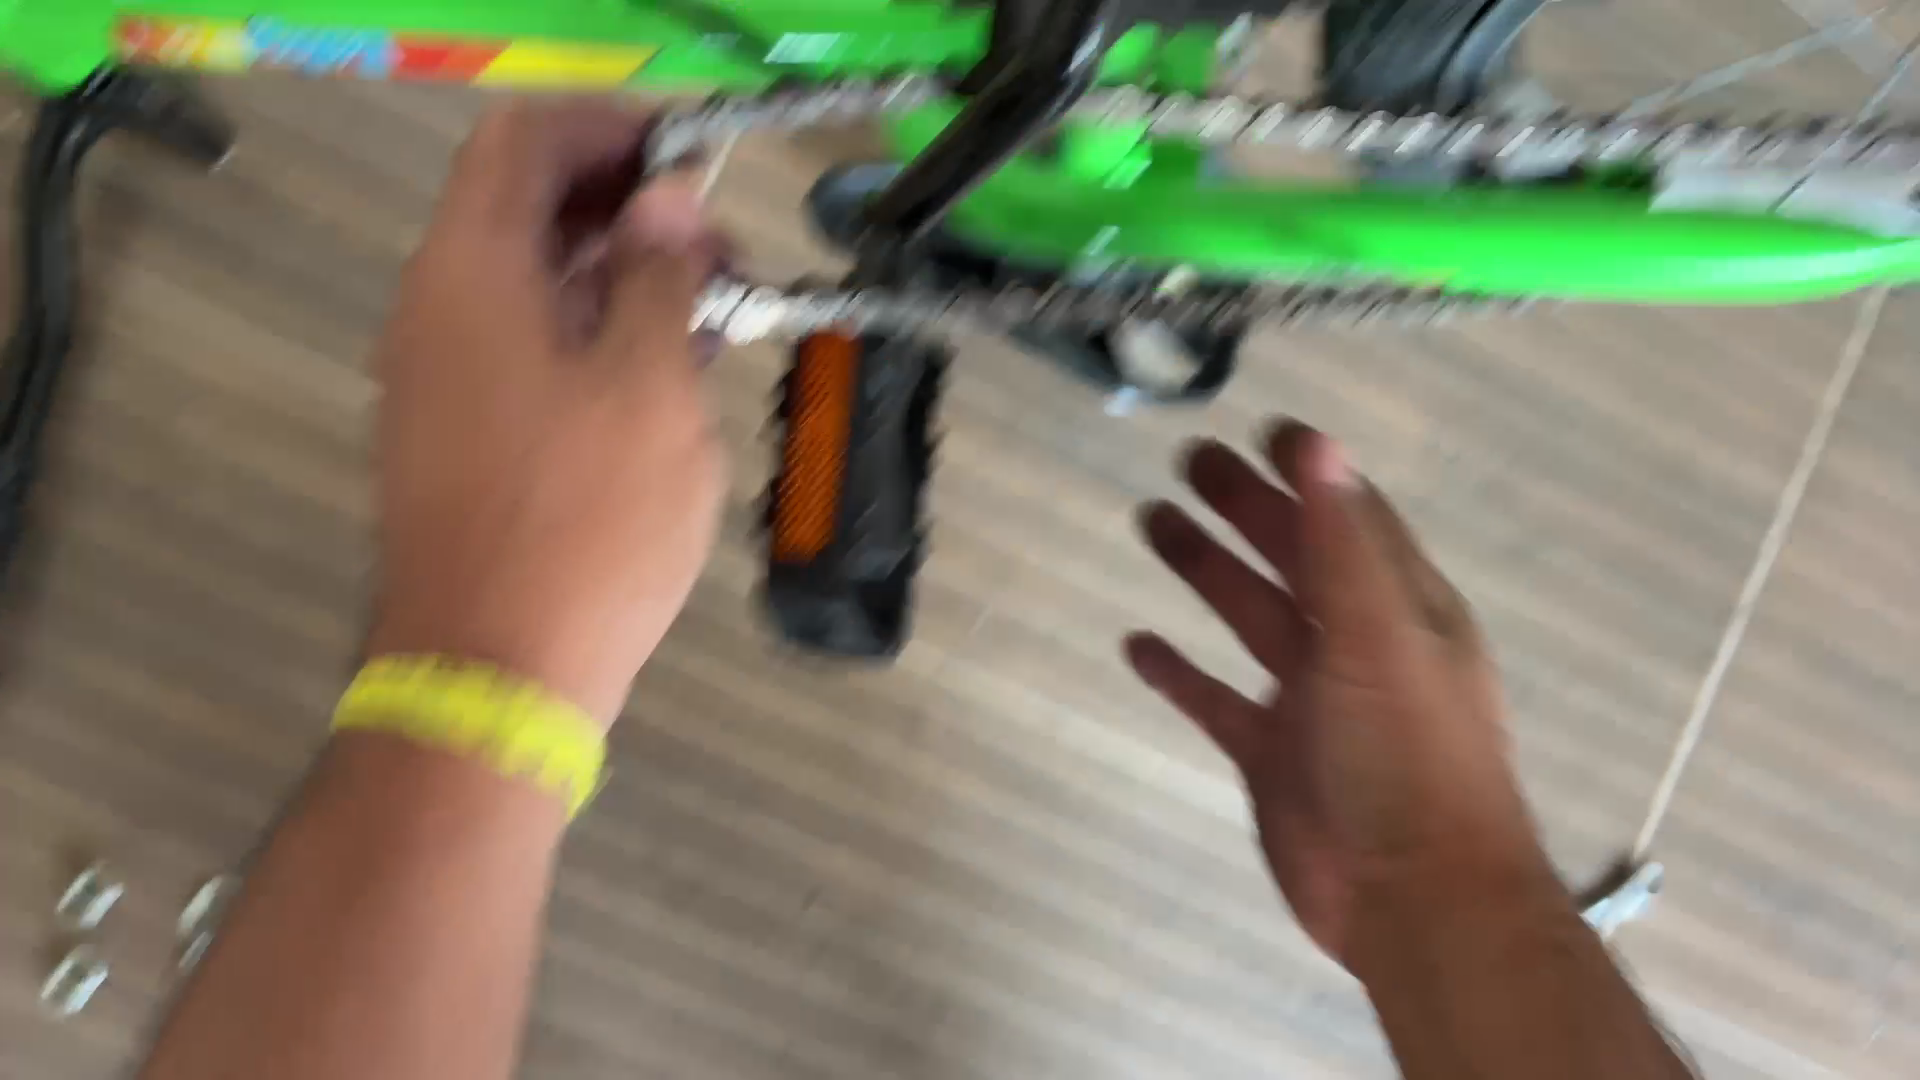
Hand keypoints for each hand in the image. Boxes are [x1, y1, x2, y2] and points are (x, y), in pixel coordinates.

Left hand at [367, 102, 727, 726]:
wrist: (501, 667)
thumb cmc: (590, 521)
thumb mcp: (651, 388)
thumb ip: (660, 279)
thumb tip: (669, 204)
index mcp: (475, 274)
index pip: (528, 142)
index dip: (612, 131)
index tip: (695, 159)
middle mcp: (441, 309)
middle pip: (532, 212)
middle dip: (633, 211)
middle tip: (722, 253)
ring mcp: (450, 377)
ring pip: (541, 286)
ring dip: (625, 279)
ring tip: (714, 311)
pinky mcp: (471, 434)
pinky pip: (537, 349)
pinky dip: (602, 336)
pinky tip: (669, 371)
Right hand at [1127, 422, 1550, 965]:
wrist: (1415, 899)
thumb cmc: (1405, 755)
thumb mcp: (1377, 636)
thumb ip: (1343, 544)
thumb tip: (1322, 445)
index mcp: (1398, 609)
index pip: (1352, 518)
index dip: (1312, 473)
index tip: (1267, 429)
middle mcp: (1354, 643)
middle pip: (1290, 557)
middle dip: (1243, 507)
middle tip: (1189, 461)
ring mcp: (1309, 699)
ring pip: (1248, 616)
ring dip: (1204, 570)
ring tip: (1153, 522)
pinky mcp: (1270, 750)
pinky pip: (1216, 697)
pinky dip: (1180, 672)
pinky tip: (1138, 645)